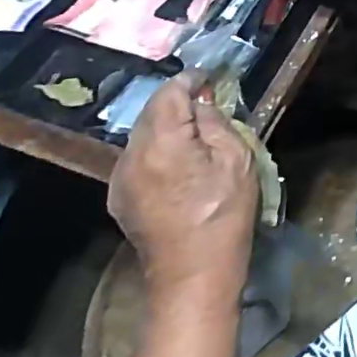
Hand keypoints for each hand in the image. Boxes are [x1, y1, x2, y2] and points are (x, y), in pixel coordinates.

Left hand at [107, 75, 257, 305]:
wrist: (193, 276)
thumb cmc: (224, 216)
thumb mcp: (237, 161)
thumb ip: (216, 122)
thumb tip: (201, 103)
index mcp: (162, 142)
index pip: (170, 92)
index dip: (190, 80)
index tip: (209, 80)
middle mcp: (132, 155)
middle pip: (152, 111)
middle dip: (177, 103)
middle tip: (206, 106)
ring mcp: (120, 177)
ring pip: (143, 134)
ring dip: (166, 127)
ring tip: (194, 136)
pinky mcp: (119, 196)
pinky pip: (138, 157)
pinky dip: (157, 150)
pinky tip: (178, 164)